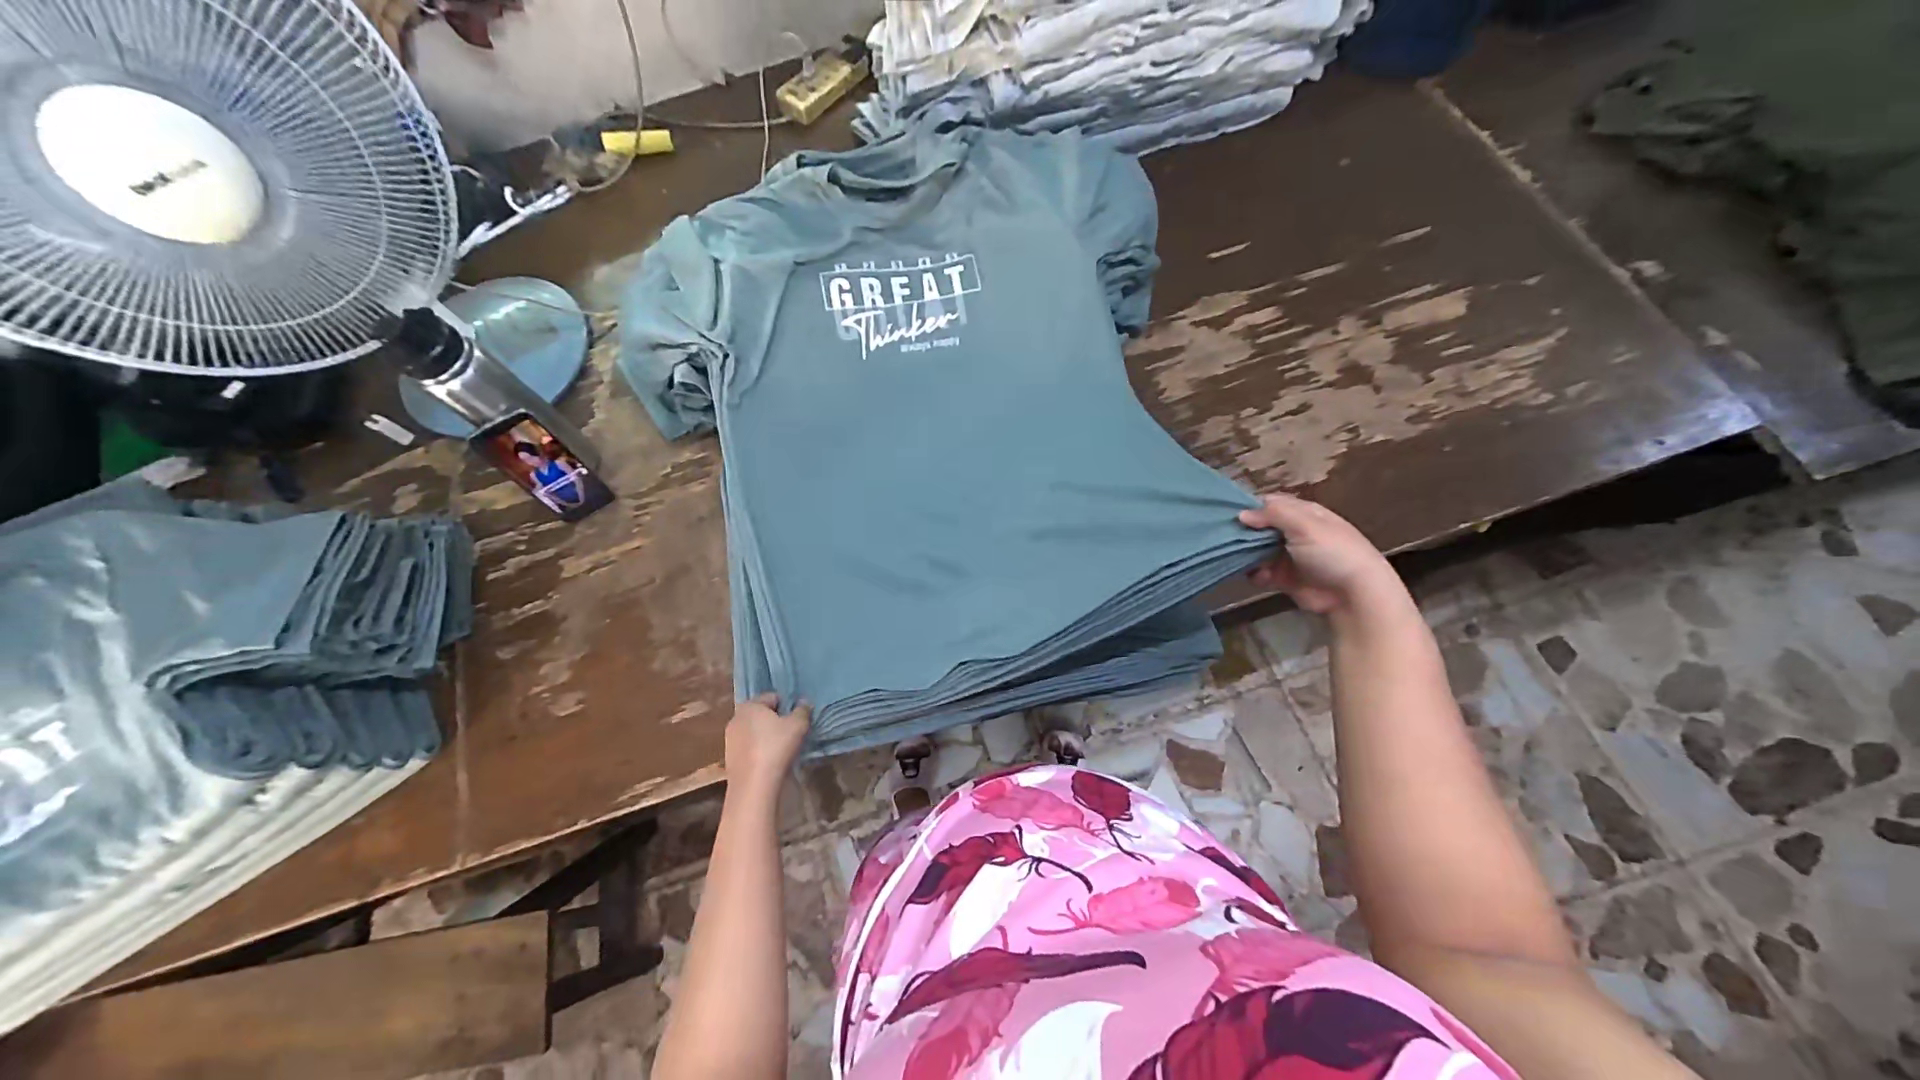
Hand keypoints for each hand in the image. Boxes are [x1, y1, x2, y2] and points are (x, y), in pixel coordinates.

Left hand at [724, 694, 810, 796]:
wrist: (754, 784)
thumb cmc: (776, 747)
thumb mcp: (798, 725)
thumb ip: (802, 710)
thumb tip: (804, 702)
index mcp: (750, 705)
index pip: (772, 697)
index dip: (787, 706)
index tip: (796, 720)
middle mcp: (735, 718)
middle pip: (761, 714)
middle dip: (775, 721)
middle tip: (791, 733)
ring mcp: (730, 739)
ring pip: (754, 732)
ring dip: (766, 736)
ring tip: (781, 750)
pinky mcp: (729, 758)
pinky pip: (749, 747)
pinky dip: (758, 750)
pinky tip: (769, 762)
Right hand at [1239, 493, 1400, 613]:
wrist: (1354, 595)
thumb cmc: (1333, 552)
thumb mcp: (1306, 525)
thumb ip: (1273, 514)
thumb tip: (1242, 514)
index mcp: (1305, 514)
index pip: (1272, 503)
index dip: (1252, 507)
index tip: (1230, 513)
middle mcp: (1295, 532)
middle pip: (1261, 527)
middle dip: (1245, 532)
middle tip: (1226, 537)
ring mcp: (1289, 556)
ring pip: (1257, 550)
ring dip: (1247, 555)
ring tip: (1240, 558)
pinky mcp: (1285, 578)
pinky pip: (1262, 573)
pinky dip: (1256, 574)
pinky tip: (1258, 576)